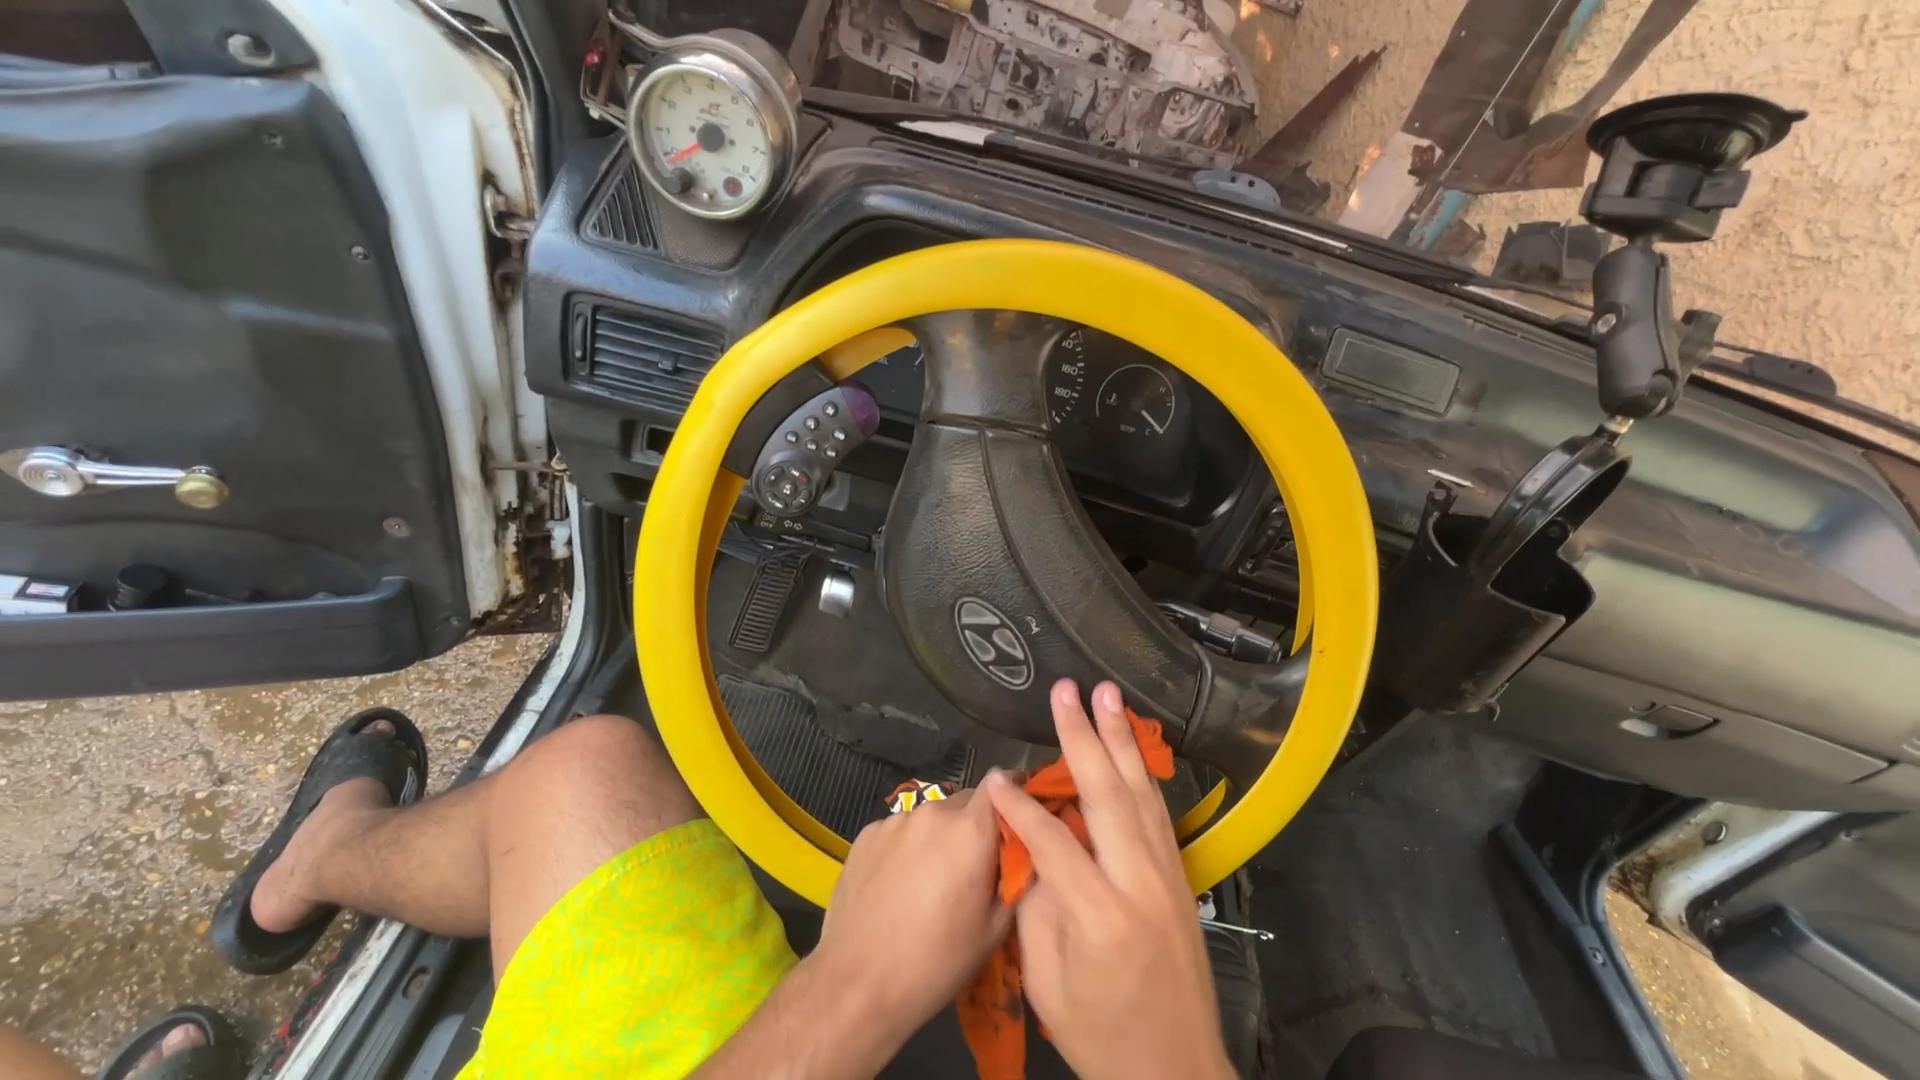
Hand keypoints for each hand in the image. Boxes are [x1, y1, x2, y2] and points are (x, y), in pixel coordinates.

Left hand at [813, 787, 1011, 1047]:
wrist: (858, 983)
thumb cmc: (936, 961)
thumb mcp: (995, 929)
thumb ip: (1016, 877)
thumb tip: (1023, 850)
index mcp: (970, 832)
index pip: (1000, 786)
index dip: (1009, 799)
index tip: (1012, 823)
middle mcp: (932, 814)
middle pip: (964, 803)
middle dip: (973, 828)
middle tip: (971, 870)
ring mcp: (894, 821)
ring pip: (930, 819)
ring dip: (938, 838)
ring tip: (929, 883)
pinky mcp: (865, 834)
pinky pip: (899, 831)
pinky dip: (906, 848)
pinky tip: (897, 886)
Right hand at [985, 680, 1233, 1079]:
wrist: (1176, 1071)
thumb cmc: (1100, 1035)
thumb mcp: (1047, 980)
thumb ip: (1036, 905)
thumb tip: (1029, 847)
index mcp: (1100, 915)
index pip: (1052, 840)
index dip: (1020, 806)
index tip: (996, 778)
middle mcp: (1141, 884)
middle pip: (1108, 795)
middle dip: (1085, 737)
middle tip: (1069, 691)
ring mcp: (1169, 878)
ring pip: (1141, 795)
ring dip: (1122, 741)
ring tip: (1108, 697)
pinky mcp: (1181, 880)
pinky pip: (1158, 815)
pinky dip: (1142, 775)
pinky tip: (1133, 749)